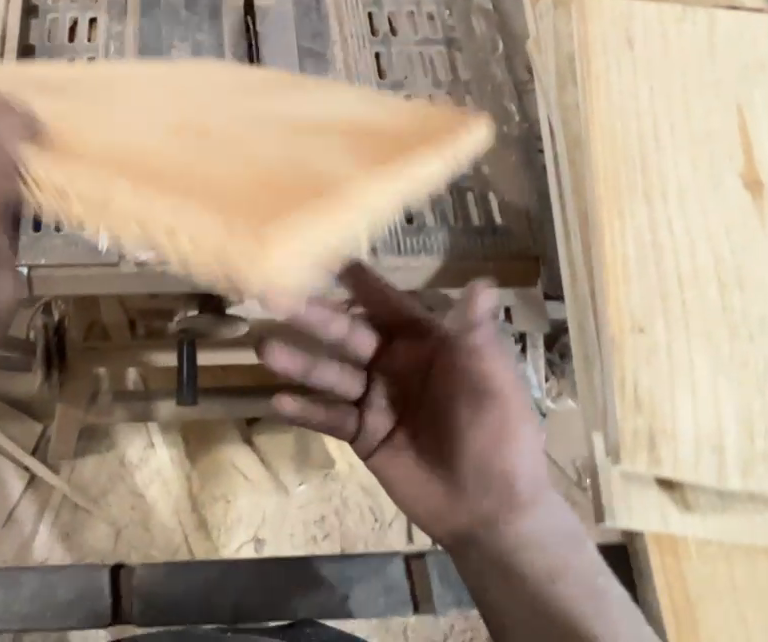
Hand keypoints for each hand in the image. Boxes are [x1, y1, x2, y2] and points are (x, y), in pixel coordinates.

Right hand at [259, 264, 551, 546]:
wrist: (494, 513)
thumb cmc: (501, 437)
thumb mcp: (493, 382)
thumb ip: (476, 335)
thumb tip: (483, 282)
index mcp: (424, 341)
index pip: (384, 302)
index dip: (356, 281)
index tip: (320, 253)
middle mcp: (392, 362)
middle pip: (346, 333)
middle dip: (311, 316)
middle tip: (272, 296)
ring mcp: (373, 399)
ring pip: (330, 372)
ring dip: (298, 360)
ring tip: (265, 348)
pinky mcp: (362, 435)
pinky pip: (329, 417)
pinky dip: (305, 409)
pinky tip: (277, 400)